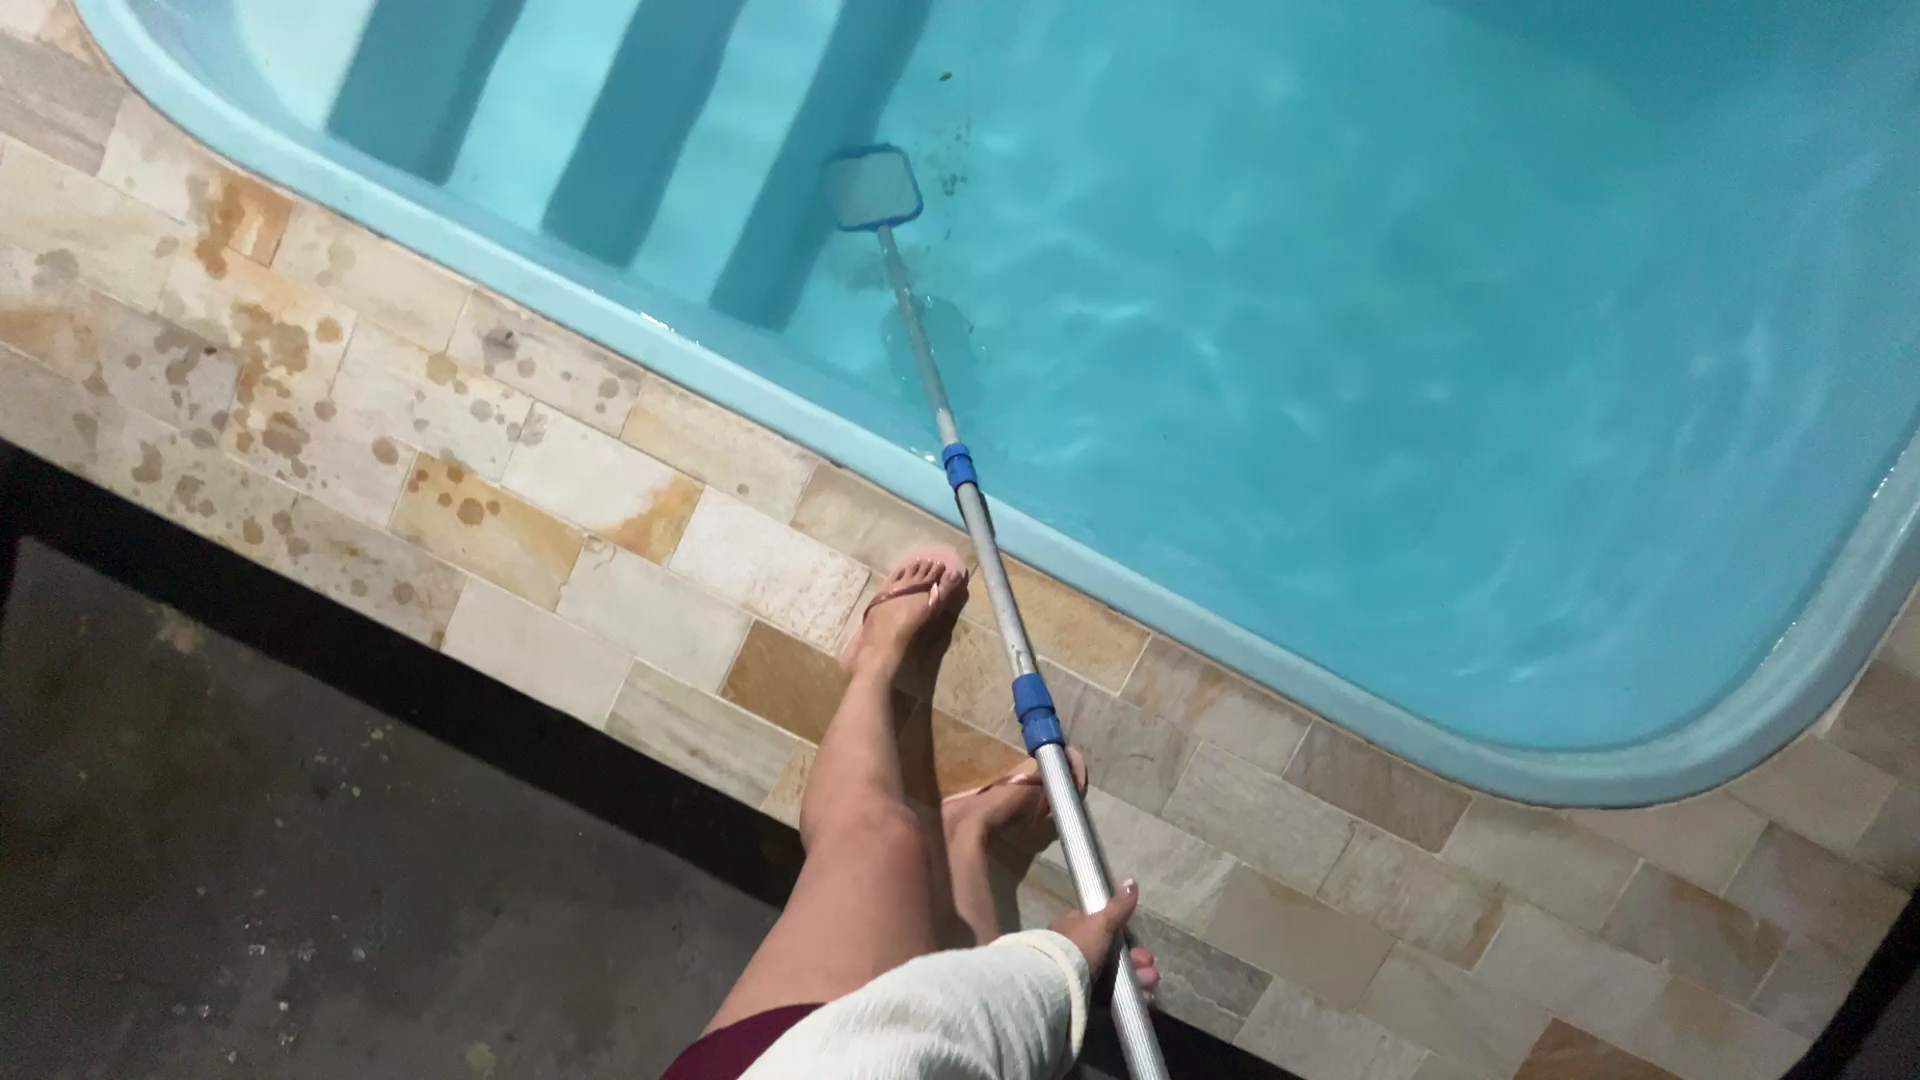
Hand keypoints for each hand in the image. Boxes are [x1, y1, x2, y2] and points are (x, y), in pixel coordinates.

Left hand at [1047, 879, 1161, 1002]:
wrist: (1060, 986)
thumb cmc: (1079, 946)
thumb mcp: (1100, 922)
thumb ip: (1117, 907)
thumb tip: (1131, 881)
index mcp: (1073, 927)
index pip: (1101, 926)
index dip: (1122, 933)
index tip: (1140, 941)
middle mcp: (1076, 950)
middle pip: (1111, 952)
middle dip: (1136, 959)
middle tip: (1152, 967)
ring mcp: (1080, 974)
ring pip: (1115, 974)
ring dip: (1137, 977)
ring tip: (1152, 983)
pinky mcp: (1086, 997)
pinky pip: (1112, 994)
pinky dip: (1129, 994)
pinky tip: (1145, 998)